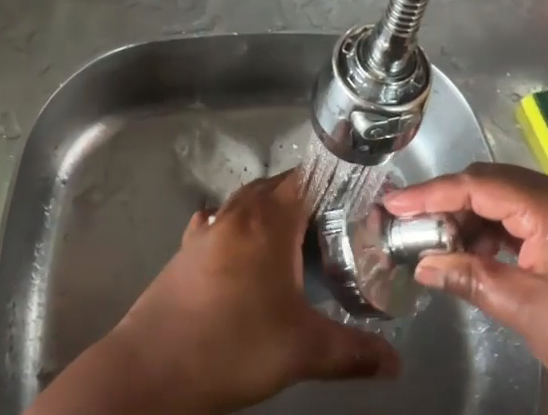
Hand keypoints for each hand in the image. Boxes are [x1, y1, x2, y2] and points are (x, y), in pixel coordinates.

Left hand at [31, 170, 399, 414]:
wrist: (151, 369)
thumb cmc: (233, 346)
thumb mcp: (304, 350)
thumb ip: (354, 351)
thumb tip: (396, 362)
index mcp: (269, 221)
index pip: (308, 177)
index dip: (336, 181)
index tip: (361, 195)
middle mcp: (236, 214)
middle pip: (277, 186)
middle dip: (308, 197)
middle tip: (338, 222)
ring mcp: (206, 231)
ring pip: (246, 203)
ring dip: (271, 212)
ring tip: (298, 238)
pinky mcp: (185, 253)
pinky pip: (219, 225)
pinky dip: (238, 230)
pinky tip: (242, 251)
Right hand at [384, 162, 547, 409]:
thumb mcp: (525, 310)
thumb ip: (471, 278)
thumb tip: (425, 264)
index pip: (477, 185)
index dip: (431, 193)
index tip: (392, 204)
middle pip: (489, 182)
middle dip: (447, 202)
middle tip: (409, 225)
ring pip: (505, 194)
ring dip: (470, 215)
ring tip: (437, 244)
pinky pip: (524, 211)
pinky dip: (495, 227)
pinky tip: (474, 251)